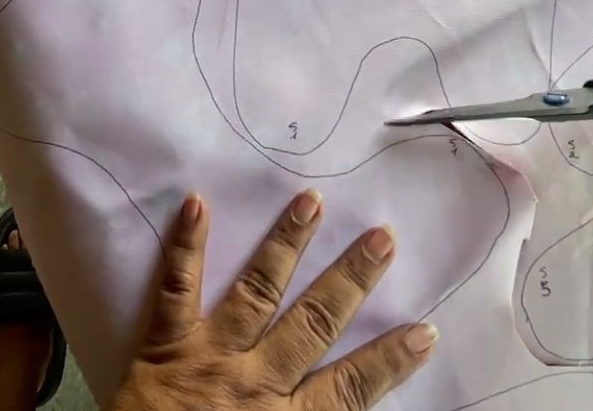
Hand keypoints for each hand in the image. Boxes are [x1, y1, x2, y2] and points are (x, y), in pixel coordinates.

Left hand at [107, 191, 436, 410]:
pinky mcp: (167, 341)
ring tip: (310, 201)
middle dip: (350, 279)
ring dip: (286, 244)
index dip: (389, 361)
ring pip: (257, 290)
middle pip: (313, 322)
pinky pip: (176, 287)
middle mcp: (257, 381)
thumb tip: (347, 406)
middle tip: (380, 236)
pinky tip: (197, 202)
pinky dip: (186, 245)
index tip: (425, 329)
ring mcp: (212, 354)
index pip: (350, 389)